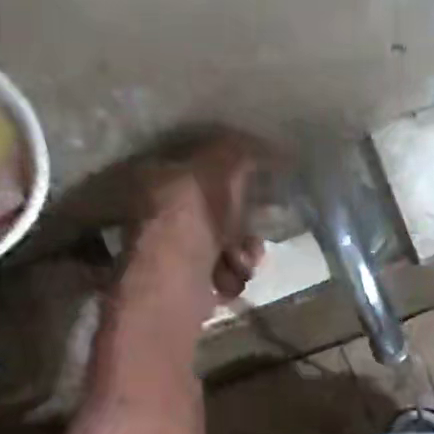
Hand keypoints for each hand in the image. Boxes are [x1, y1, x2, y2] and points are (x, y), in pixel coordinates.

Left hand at [130, 133, 268, 303]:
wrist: (175, 283)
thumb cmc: (191, 220)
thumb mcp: (217, 172)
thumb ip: (242, 154)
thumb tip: (273, 148)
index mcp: (160, 178)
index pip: (202, 171)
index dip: (234, 181)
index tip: (258, 193)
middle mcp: (162, 213)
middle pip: (220, 215)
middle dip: (244, 228)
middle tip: (252, 239)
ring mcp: (174, 252)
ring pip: (226, 248)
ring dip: (243, 257)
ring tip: (240, 264)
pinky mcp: (188, 286)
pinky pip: (223, 276)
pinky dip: (232, 279)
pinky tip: (227, 282)